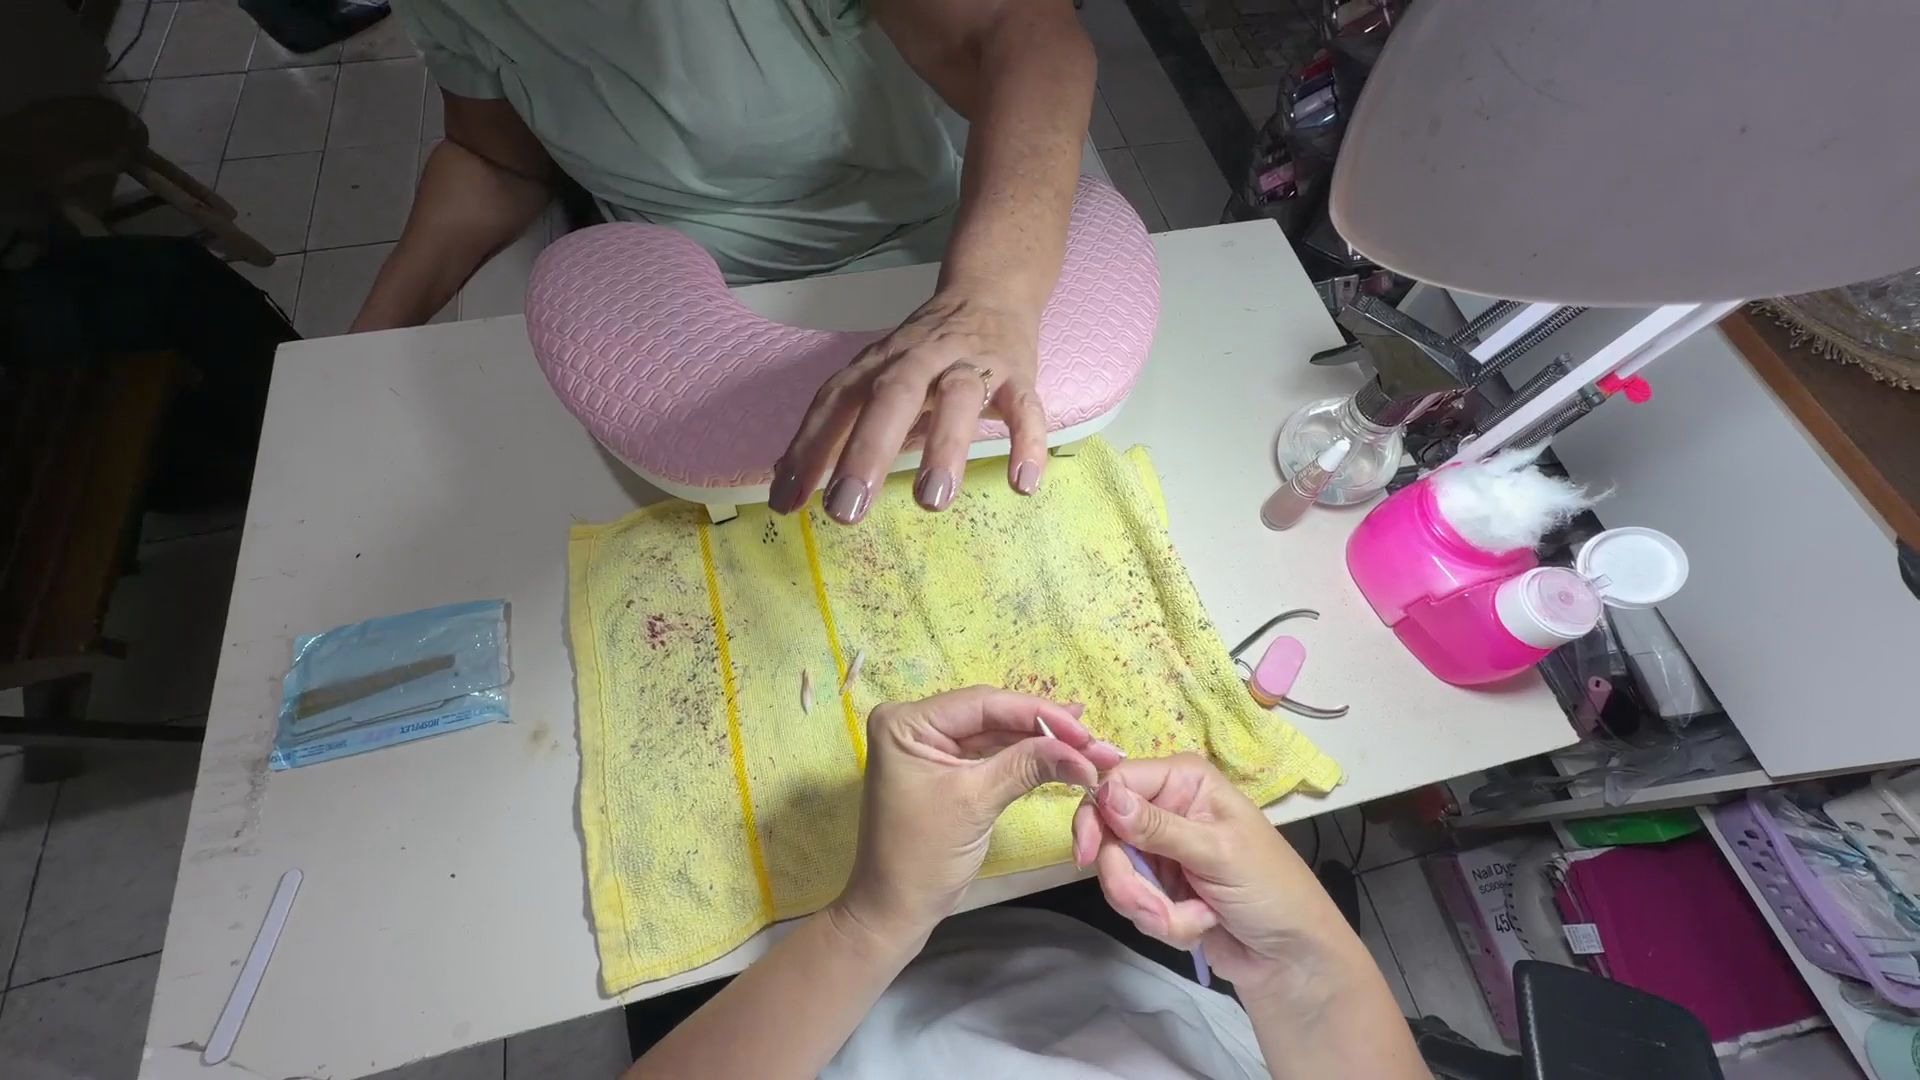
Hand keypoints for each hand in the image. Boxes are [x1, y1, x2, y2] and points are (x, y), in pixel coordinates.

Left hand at [767, 287, 1048, 523]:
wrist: (992, 290)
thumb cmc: (927, 351)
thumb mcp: (879, 379)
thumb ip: (843, 428)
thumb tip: (788, 481)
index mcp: (880, 362)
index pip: (837, 401)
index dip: (809, 448)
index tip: (787, 502)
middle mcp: (921, 358)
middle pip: (891, 396)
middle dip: (866, 451)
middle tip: (846, 510)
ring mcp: (973, 364)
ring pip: (958, 399)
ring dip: (943, 447)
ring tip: (931, 502)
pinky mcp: (1018, 374)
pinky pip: (1025, 408)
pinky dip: (1026, 442)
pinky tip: (1022, 484)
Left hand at [834, 687, 1125, 946]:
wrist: (895, 911)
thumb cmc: (923, 857)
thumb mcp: (976, 803)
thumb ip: (1027, 766)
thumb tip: (1083, 752)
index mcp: (906, 721)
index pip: (982, 703)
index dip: (1037, 713)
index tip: (1084, 730)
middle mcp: (914, 722)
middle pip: (990, 713)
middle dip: (1044, 726)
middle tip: (1094, 739)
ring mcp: (929, 742)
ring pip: (994, 730)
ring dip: (1039, 739)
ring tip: (1088, 743)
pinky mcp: (944, 764)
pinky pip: (988, 750)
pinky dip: (1023, 753)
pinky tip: (1059, 748)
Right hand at [1070, 754, 1354, 1001]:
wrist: (1294, 962)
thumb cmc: (1272, 891)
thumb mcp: (1218, 853)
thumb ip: (1158, 827)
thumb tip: (1106, 795)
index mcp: (1183, 781)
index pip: (1116, 782)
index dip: (1096, 816)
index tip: (1088, 856)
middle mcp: (1165, 807)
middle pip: (1107, 834)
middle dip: (1130, 881)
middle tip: (1157, 911)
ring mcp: (1160, 849)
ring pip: (1116, 872)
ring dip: (1151, 907)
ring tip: (1194, 922)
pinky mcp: (1158, 886)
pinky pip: (1132, 901)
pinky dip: (1162, 922)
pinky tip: (1198, 927)